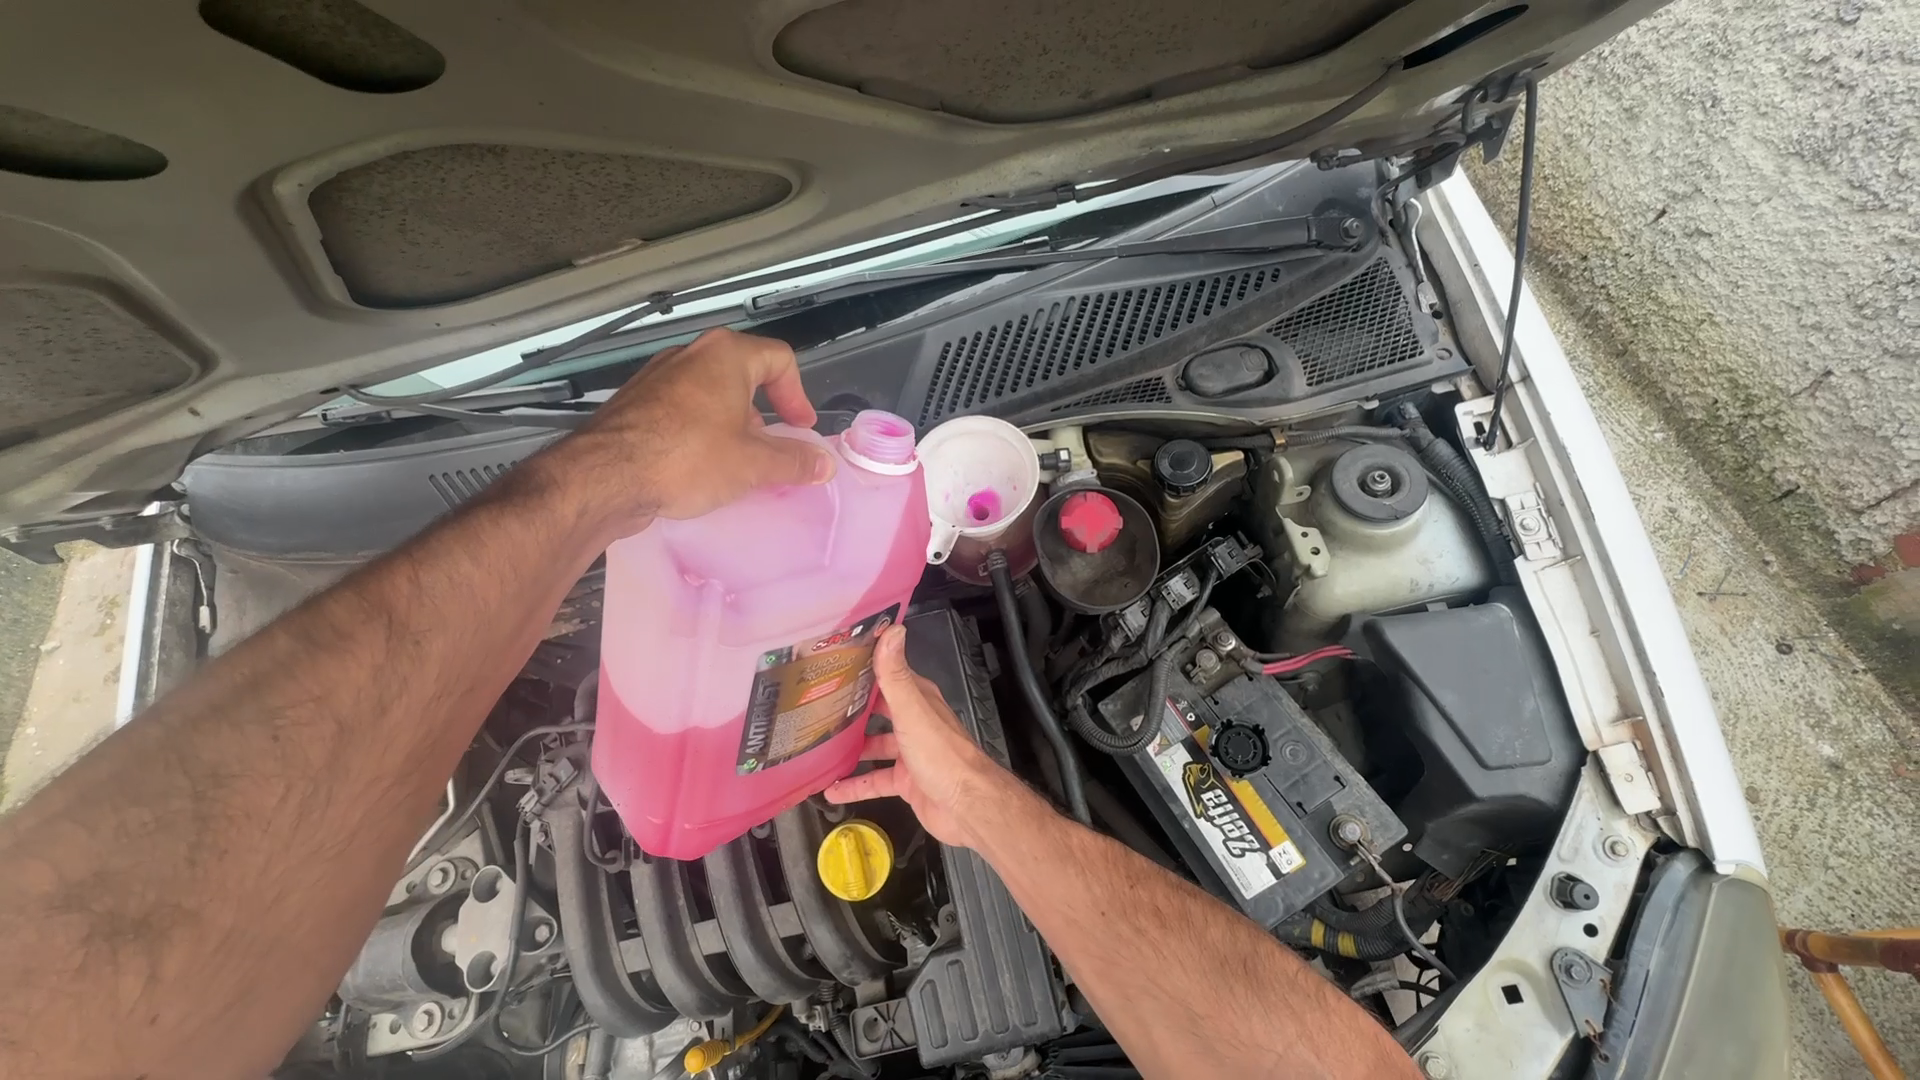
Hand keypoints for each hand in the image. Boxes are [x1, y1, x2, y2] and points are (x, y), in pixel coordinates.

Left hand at [536, 328, 835, 539]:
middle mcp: (690, 356)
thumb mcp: (754, 464)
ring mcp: (657, 377)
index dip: (798, 395)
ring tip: (737, 460)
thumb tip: (823, 464)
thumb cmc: (688, 458)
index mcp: (726, 356)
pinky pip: (682, 411)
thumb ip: (794, 461)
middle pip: (743, 375)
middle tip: (773, 446)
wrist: (605, 477)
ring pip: (710, 394)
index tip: (800, 428)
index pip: (779, 360)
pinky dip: (701, 432)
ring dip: (732, 423)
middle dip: (764, 412)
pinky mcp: (635, 404)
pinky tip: (699, 466)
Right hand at [824, 626, 1020, 848]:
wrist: (967, 806)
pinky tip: (831, 789)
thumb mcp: (913, 711)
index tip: (834, 664)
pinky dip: (855, 784)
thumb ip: (896, 676)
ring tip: (819, 747)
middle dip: (852, 709)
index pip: (889, 675)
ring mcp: (911, 753)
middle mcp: (915, 722)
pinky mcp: (907, 781)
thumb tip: (892, 630)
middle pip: (879, 711)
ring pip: (875, 746)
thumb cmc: (942, 754)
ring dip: (851, 748)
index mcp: (919, 699)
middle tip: (818, 707)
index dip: (864, 669)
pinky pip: (875, 781)